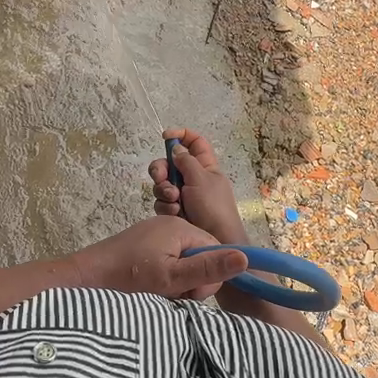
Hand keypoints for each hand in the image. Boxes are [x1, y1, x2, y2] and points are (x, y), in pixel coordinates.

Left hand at [72, 216, 248, 299]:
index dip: (210, 274)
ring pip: (184, 262)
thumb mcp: (172, 278)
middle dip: (192, 280)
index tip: (191, 292)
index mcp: (180, 227)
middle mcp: (170, 224)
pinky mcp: (145, 245)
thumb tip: (246, 258)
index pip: (216, 249)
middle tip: (171, 293)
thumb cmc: (128, 278)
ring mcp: (156, 234)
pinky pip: (168, 261)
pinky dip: (164, 278)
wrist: (85, 278)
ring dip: (178, 282)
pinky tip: (150, 288)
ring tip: (158, 292)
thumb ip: (208, 269)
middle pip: (201, 255)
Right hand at [149, 129, 246, 245]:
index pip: (194, 142)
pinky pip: (162, 202)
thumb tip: (176, 148)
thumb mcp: (201, 179)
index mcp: (205, 166)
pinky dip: (166, 206)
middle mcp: (193, 178)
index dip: (181, 136)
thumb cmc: (213, 207)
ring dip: (165, 191)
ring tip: (174, 200)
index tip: (166, 137)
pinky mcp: (176, 211)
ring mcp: (184, 195)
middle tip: (161, 177)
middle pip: (170, 163)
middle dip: (162, 169)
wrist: (216, 241)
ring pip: (163, 184)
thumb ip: (186, 161)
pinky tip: (175, 213)